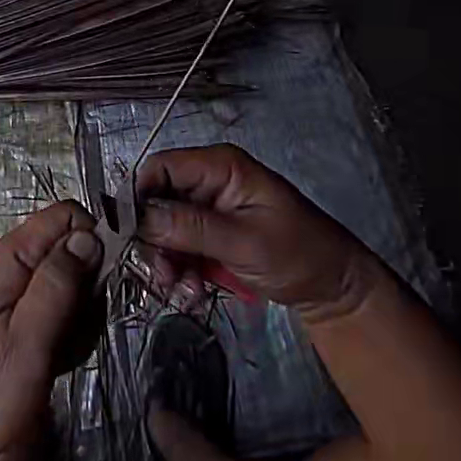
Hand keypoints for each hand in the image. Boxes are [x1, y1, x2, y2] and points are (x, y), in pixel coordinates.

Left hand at [0, 201, 101, 460]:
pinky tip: (57, 361)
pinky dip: (72, 337)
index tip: (104, 280)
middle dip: (91, 287)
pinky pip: (69, 314)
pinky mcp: (30, 320)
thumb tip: (89, 236)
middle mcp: (19, 265)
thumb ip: (59, 283)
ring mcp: (24, 294)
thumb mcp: (27, 339)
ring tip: (62, 352)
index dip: (93, 239)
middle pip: (77, 250)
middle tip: (77, 329)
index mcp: (13, 256)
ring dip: (83, 319)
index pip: (67, 216)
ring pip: (78, 285)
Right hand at [136, 144, 379, 321]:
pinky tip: (192, 293)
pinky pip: (178, 247)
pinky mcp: (208, 234)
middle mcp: (208, 181)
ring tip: (182, 291)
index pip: (161, 168)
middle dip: (155, 240)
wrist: (331, 288)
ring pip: (163, 228)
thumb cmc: (297, 253)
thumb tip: (141, 218)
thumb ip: (190, 227)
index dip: (139, 197)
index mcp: (219, 167)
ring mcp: (208, 208)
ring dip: (167, 261)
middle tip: (162, 276)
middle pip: (158, 201)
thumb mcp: (244, 241)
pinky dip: (179, 270)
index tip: (128, 235)